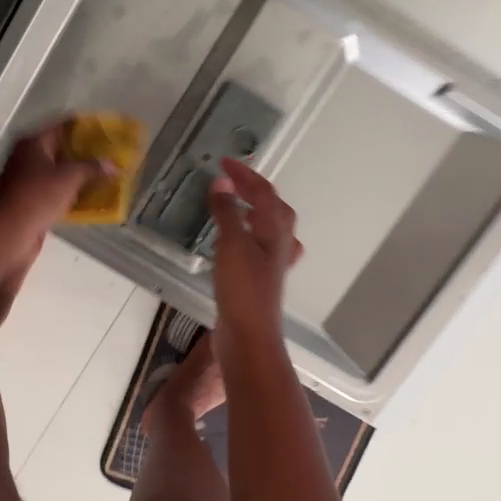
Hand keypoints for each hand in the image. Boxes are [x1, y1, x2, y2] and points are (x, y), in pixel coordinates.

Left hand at [0, 121, 102, 252]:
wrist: (8, 234)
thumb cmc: (36, 196)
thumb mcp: (69, 178)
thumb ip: (92, 168)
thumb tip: (114, 164)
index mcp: (33, 143)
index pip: (62, 126)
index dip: (84, 127)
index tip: (107, 131)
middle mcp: (28, 158)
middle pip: (61, 150)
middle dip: (86, 154)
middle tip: (112, 155)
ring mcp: (28, 181)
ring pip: (60, 173)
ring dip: (81, 176)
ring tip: (107, 176)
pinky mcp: (32, 202)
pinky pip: (57, 193)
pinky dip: (73, 194)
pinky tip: (93, 198)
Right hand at [208, 157, 302, 340]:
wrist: (249, 337)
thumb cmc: (243, 288)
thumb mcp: (232, 244)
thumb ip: (226, 212)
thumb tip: (221, 183)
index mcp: (276, 230)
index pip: (264, 192)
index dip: (245, 175)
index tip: (224, 163)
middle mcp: (279, 244)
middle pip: (273, 208)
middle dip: (254, 191)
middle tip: (231, 180)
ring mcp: (272, 264)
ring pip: (270, 228)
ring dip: (255, 212)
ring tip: (236, 205)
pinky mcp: (260, 280)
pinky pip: (259, 247)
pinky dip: (248, 235)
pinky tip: (236, 242)